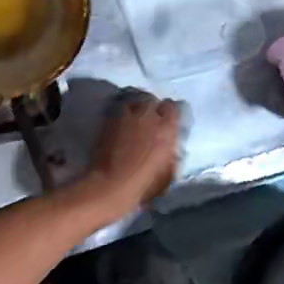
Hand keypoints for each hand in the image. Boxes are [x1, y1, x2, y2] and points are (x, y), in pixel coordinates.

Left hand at [85, 92, 180, 208]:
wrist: (112, 185)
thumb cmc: (145, 183)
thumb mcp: (169, 172)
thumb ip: (172, 153)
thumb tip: (172, 146)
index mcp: (167, 128)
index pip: (174, 106)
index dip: (171, 113)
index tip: (169, 120)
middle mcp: (148, 116)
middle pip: (153, 99)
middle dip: (153, 107)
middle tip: (151, 118)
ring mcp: (127, 116)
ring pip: (134, 99)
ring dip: (136, 106)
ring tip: (135, 115)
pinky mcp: (109, 119)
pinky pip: (118, 106)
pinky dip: (121, 110)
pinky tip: (121, 120)